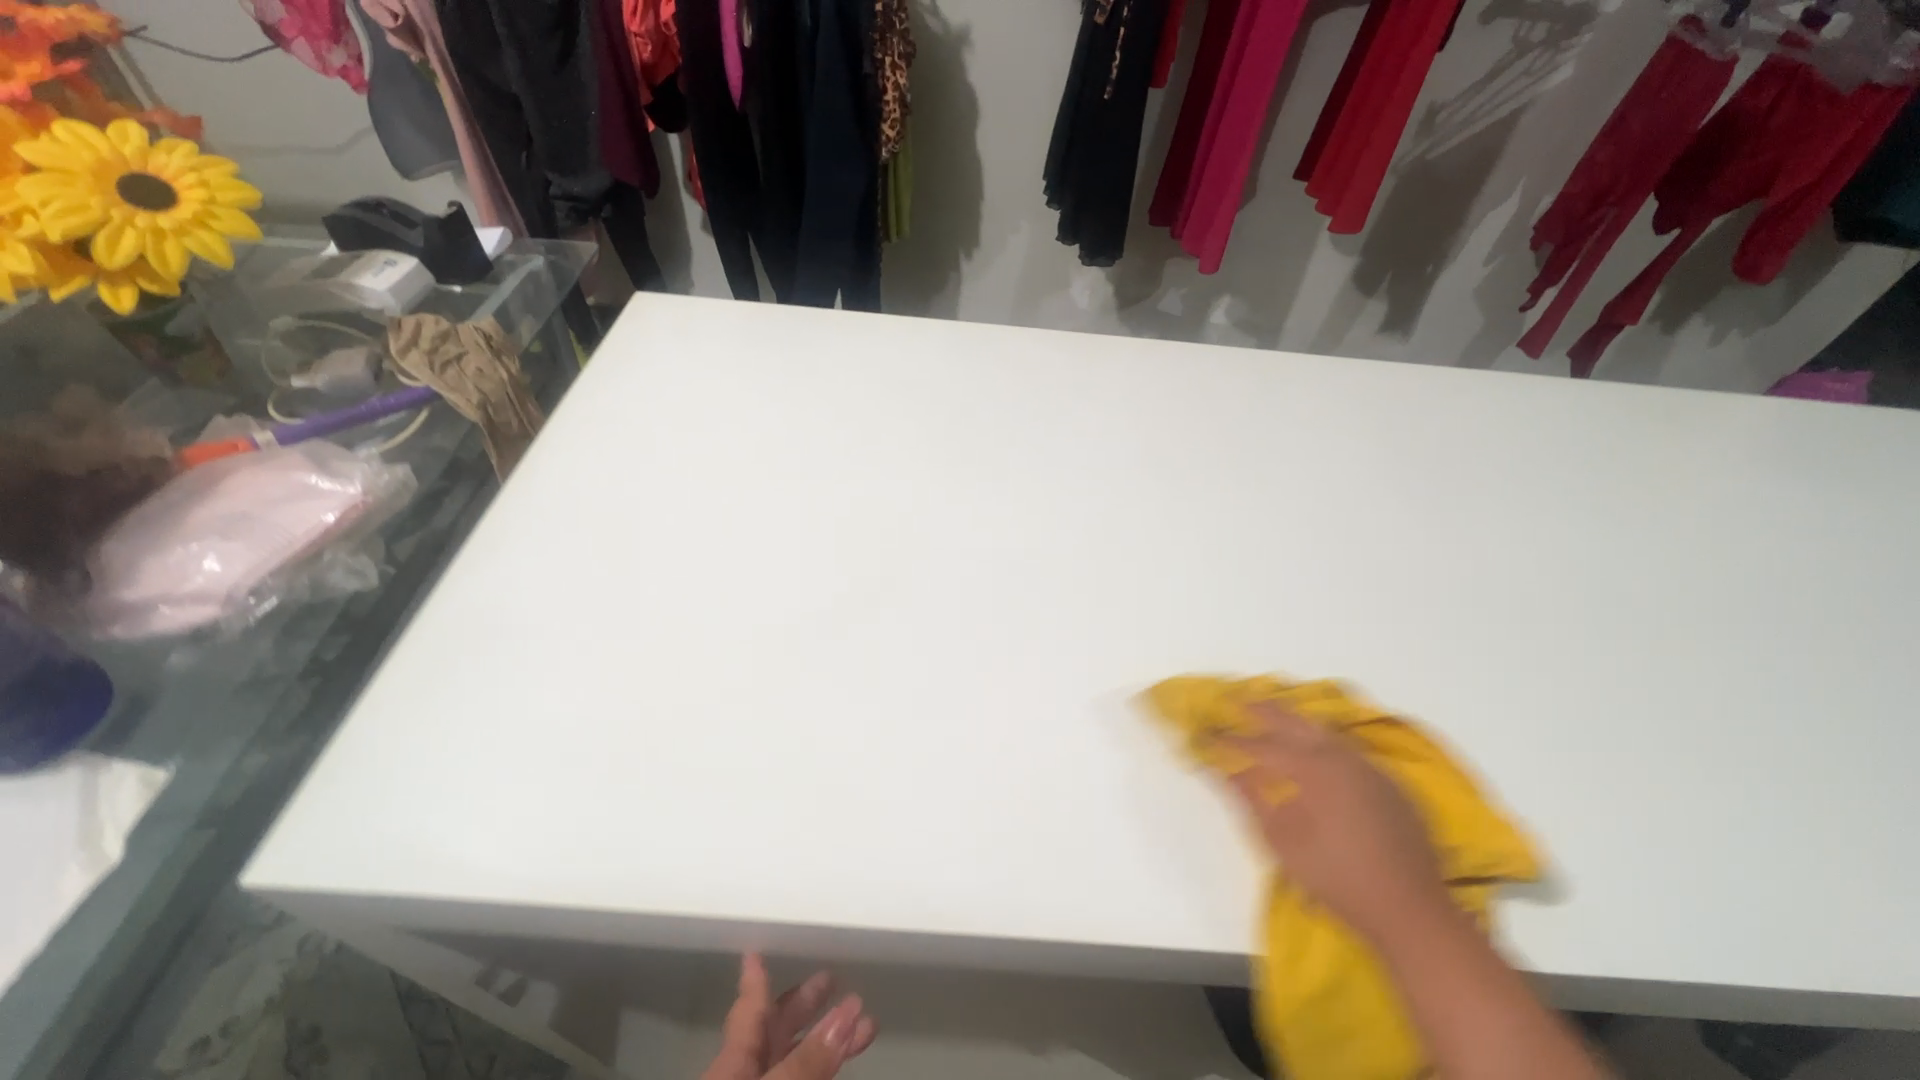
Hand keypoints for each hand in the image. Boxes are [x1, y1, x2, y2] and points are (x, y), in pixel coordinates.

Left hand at [701, 954, 876, 1079]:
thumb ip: (806, 1058)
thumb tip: (847, 1013)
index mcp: (733, 1062)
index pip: (749, 1010)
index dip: (755, 979)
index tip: (755, 950)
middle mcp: (747, 1073)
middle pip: (776, 1032)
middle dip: (806, 1004)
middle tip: (832, 976)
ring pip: (798, 1060)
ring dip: (831, 1039)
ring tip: (866, 1021)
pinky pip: (804, 1077)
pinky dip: (825, 1066)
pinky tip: (845, 1056)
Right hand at [1223, 704, 1453, 944]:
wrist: (1408, 909)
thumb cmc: (1335, 877)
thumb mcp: (1281, 840)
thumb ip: (1251, 799)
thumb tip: (1225, 771)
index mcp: (1313, 769)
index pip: (1263, 746)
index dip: (1233, 742)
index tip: (1210, 736)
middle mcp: (1343, 758)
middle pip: (1298, 723)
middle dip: (1266, 711)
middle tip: (1241, 701)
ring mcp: (1372, 769)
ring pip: (1328, 733)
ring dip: (1299, 722)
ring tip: (1277, 718)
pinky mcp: (1392, 786)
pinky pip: (1351, 751)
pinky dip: (1326, 742)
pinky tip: (1319, 752)